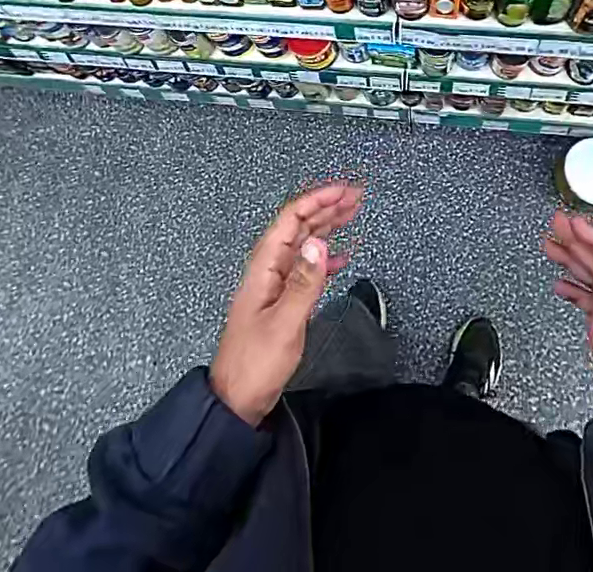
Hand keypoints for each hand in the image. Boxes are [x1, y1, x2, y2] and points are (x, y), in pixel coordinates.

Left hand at [209, 183, 361, 425]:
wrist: (236, 402)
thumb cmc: (255, 364)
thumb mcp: (285, 324)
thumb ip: (304, 283)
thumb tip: (319, 243)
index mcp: (265, 268)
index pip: (292, 219)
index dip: (318, 200)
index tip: (344, 190)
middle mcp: (269, 270)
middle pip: (299, 226)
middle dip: (327, 206)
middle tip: (356, 196)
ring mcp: (275, 284)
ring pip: (304, 243)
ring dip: (327, 226)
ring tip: (352, 214)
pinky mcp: (282, 300)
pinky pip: (306, 266)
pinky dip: (325, 256)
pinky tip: (341, 256)